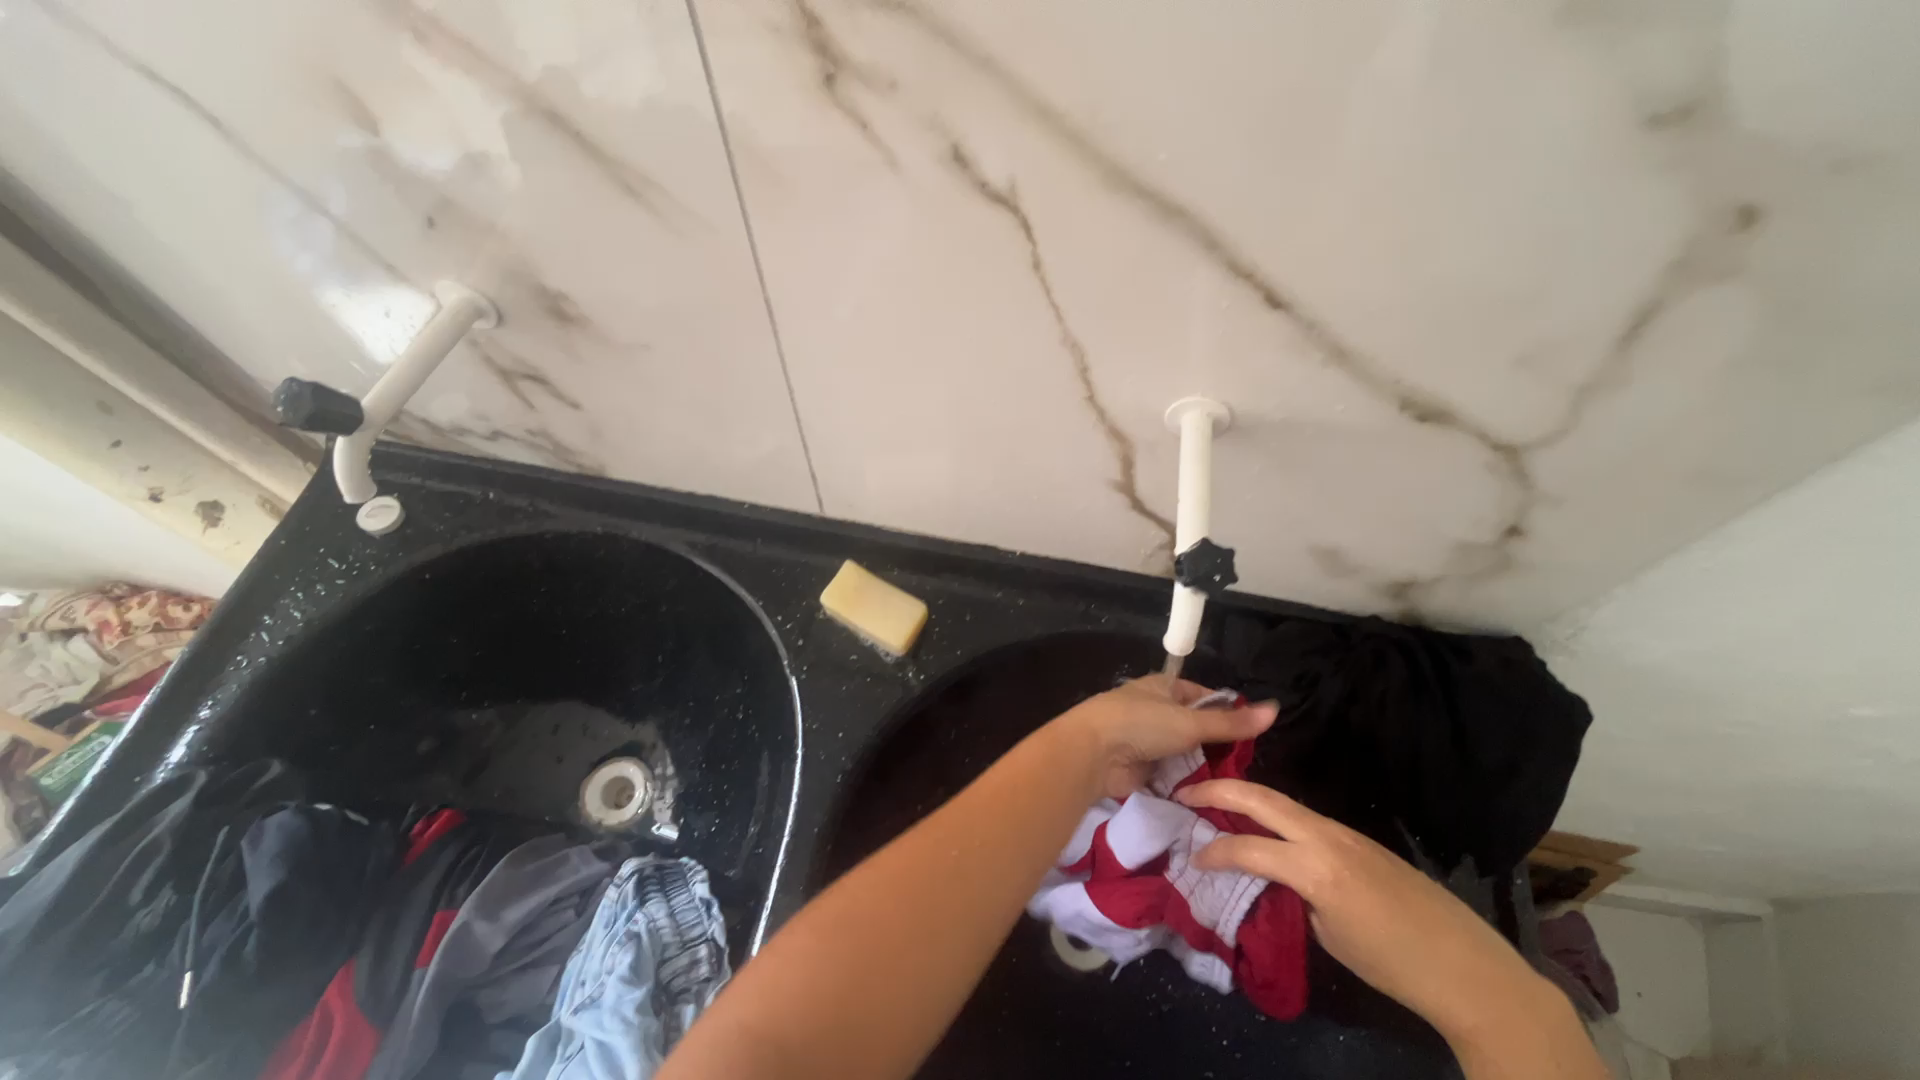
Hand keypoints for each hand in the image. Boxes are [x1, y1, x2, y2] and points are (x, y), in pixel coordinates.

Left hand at [1052, 676, 1276, 800]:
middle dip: (1214, 744)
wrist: (1093, 754)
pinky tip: (1208, 796)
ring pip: (1182, 753)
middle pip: (1193, 727)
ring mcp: (1144, 740)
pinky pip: (1168, 775)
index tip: (1250, 730)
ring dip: (1199, 766)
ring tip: (1233, 783)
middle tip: (1245, 763)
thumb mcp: (1191, 722)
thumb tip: (1275, 709)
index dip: (1224, 709)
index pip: (1201, 695)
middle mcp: (1153, 710)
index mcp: (1162, 687)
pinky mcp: (1138, 768)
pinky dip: (1183, 783)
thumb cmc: (1141, 724)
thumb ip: (1231, 722)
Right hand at [1176, 779, 1557, 1044]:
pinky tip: (1264, 829)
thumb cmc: (1393, 964)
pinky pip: (1307, 819)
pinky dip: (1275, 816)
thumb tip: (1275, 879)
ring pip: (1285, 802)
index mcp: (1315, 866)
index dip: (1213, 851)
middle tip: (1183, 792)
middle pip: (1263, 797)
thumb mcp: (1327, 935)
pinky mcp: (1360, 841)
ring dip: (1246, 797)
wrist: (1467, 968)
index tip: (1191, 858)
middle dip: (1218, 790)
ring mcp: (1347, 834)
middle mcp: (1328, 837)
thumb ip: (1293, 897)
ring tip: (1214, 802)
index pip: (1247, 846)